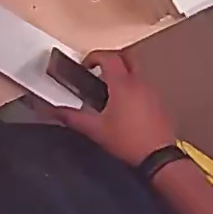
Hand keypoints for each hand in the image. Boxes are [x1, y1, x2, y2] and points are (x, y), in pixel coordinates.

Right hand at [46, 48, 176, 166]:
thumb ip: (72, 118)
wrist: (158, 157)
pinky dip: (133, 86)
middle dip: (112, 58)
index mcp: (122, 84)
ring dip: (123, 72)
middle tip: (99, 69)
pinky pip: (145, 85)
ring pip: (137, 70)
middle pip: (127, 56)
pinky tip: (125, 105)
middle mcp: (139, 82)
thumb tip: (53, 112)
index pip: (108, 57)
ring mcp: (152, 91)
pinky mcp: (159, 102)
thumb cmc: (128, 141)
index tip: (86, 66)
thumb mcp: (95, 130)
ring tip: (109, 89)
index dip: (94, 57)